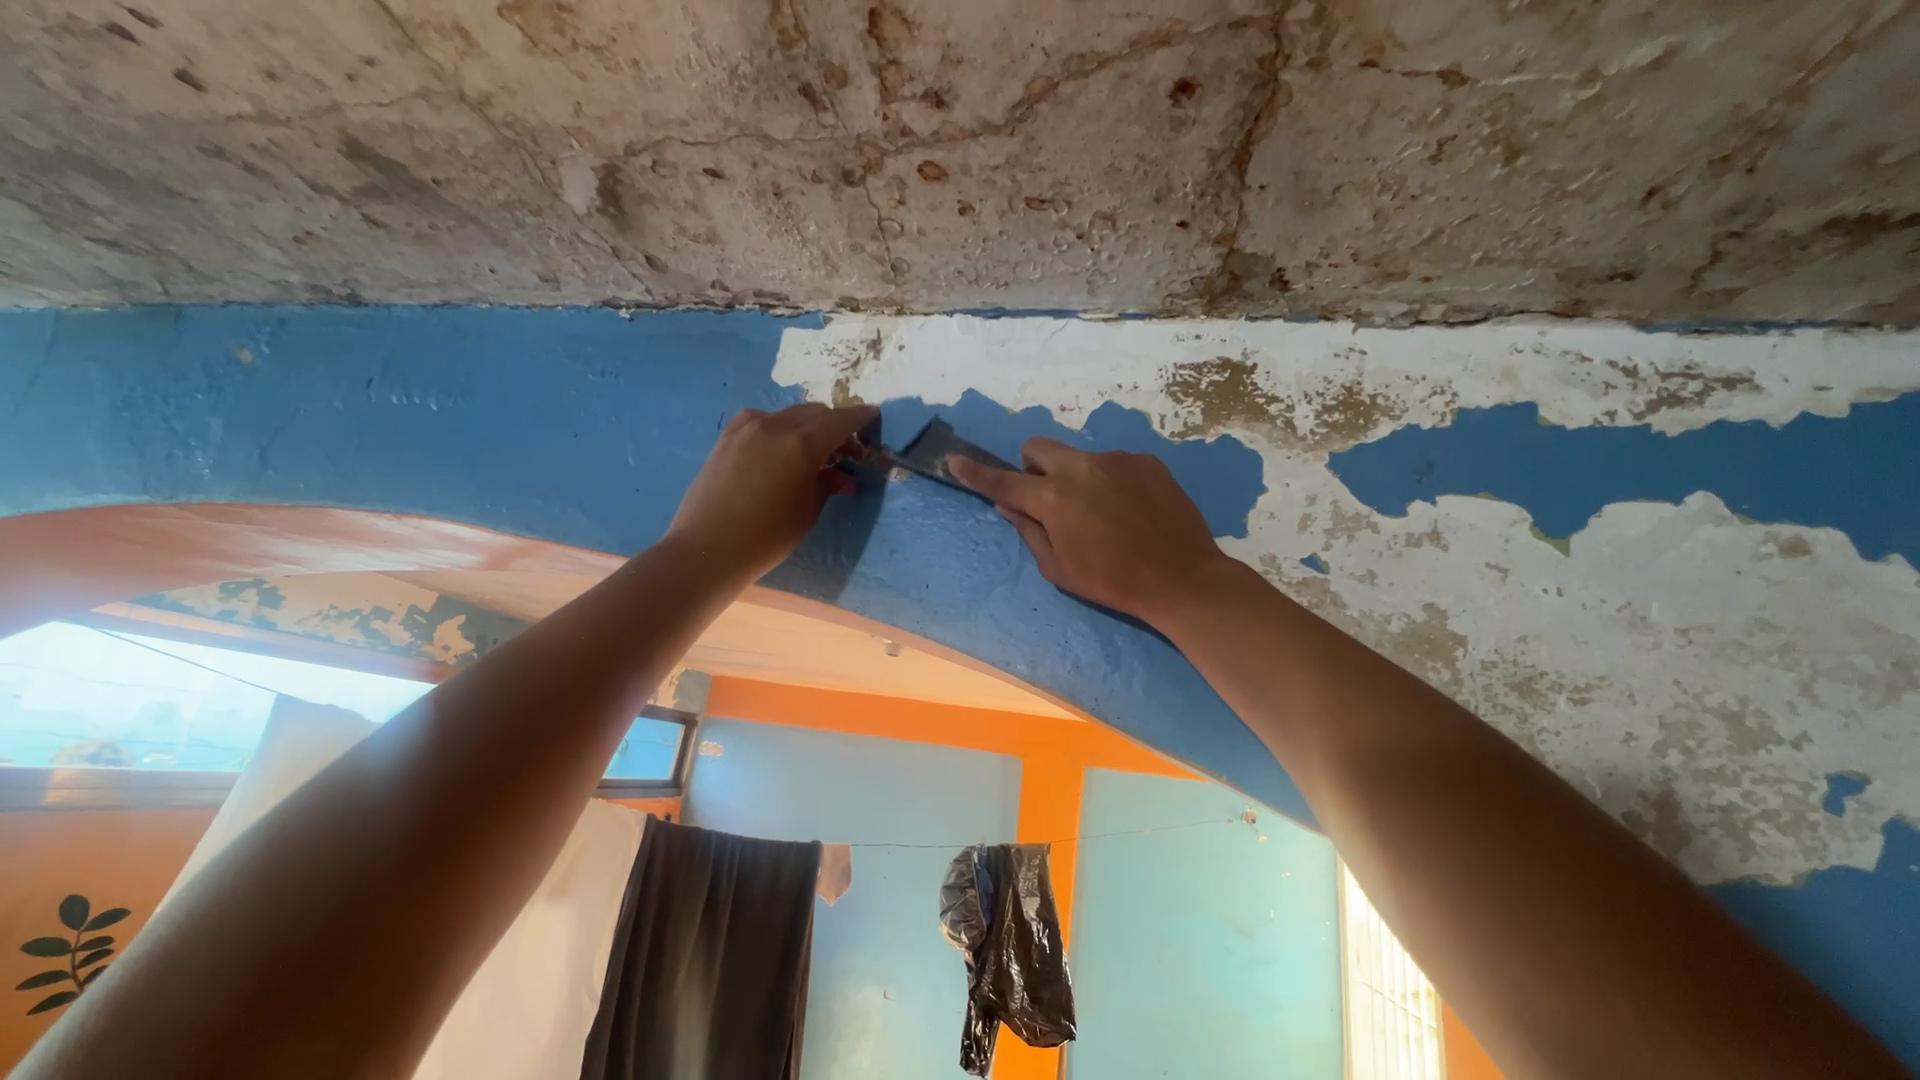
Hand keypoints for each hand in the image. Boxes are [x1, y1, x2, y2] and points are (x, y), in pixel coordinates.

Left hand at [664, 402, 876, 578]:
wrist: (707, 548)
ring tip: (812, 452)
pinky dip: (779, 428)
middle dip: (833, 425)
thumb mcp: (807, 511)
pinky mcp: (727, 436)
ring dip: (806, 426)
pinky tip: (779, 450)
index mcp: (801, 444)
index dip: (859, 418)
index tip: (872, 415)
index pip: (839, 421)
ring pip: (788, 415)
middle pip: (814, 413)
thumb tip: (842, 476)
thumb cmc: (767, 537)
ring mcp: (746, 428)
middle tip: (845, 450)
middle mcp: (774, 426)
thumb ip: (826, 484)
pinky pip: (762, 421)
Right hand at [947, 438, 1239, 625]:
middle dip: (1033, 468)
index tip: (955, 461)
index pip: (1004, 480)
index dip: (976, 473)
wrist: (1181, 578)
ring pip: (1078, 458)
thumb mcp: (1059, 568)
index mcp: (1053, 498)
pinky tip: (1130, 510)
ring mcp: (1117, 460)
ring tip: (1102, 515)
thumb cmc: (1112, 582)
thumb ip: (1029, 531)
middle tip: (1048, 501)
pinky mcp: (1147, 462)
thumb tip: (1009, 505)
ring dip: (1075, 478)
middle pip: (1038, 448)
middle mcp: (1081, 467)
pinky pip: (1113, 464)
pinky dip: (1109, 481)